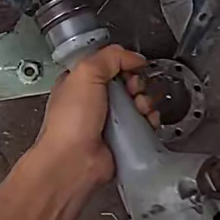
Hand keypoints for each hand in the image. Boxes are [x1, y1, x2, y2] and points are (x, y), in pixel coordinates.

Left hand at [24, 45, 155, 187]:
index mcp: (80, 82)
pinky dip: (149, 120)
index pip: (108, 64)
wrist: (73, 162)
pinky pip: (143, 124)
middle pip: (127, 82)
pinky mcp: (122, 139)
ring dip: (145, 101)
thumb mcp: (86, 72)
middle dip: (137, 83)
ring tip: (140, 107)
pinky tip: (146, 120)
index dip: (123, 63)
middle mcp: (93, 101)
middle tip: (134, 89)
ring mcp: (108, 121)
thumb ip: (111, 57)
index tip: (130, 67)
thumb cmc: (69, 121)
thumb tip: (133, 57)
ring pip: (138, 103)